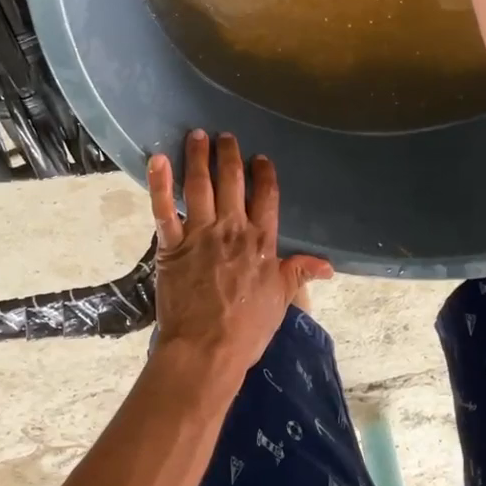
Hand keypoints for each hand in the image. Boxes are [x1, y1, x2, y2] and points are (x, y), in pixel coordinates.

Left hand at [148, 130, 333, 374]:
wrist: (207, 349)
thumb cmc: (247, 329)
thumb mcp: (281, 301)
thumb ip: (299, 274)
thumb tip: (327, 265)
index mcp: (260, 242)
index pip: (265, 197)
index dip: (263, 175)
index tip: (260, 157)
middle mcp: (231, 229)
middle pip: (232, 182)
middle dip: (228, 155)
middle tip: (225, 136)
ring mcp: (200, 234)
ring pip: (199, 186)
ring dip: (198, 157)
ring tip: (197, 136)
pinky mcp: (172, 245)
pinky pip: (163, 209)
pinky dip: (158, 183)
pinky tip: (157, 160)